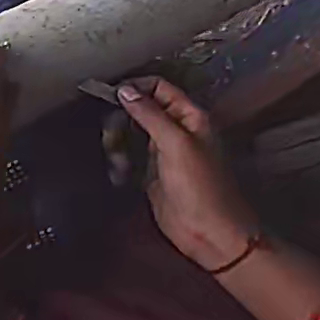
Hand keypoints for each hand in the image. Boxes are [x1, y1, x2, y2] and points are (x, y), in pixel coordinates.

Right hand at [116, 77, 260, 269]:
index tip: (111, 95)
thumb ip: (149, 114)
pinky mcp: (150, 172)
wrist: (209, 232)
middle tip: (110, 131)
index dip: (135, 87)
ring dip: (118, 142)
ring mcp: (162, 152)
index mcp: (189, 117)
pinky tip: (120, 173)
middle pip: (140, 109)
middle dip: (121, 117)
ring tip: (117, 159)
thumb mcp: (175, 144)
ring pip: (130, 133)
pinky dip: (120, 161)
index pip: (158, 87)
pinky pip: (128, 156)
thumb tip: (125, 90)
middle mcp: (175, 130)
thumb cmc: (201, 187)